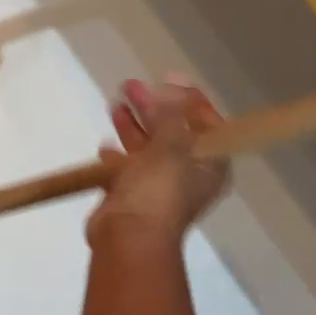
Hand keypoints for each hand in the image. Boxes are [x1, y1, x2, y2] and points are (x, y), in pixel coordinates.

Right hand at [86, 77, 229, 245]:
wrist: (129, 234)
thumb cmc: (157, 190)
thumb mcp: (170, 146)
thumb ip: (171, 115)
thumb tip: (173, 83)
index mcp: (210, 163)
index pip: (206, 124)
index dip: (189, 101)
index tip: (166, 80)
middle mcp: (188, 172)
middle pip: (171, 132)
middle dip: (152, 108)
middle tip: (129, 86)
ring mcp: (158, 183)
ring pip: (146, 147)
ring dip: (131, 125)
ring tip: (113, 104)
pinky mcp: (131, 192)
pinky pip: (126, 166)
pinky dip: (117, 153)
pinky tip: (105, 144)